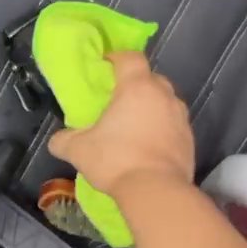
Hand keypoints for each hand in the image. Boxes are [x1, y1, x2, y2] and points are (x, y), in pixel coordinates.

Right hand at [47, 51, 194, 198]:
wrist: (156, 190)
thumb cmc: (115, 159)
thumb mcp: (77, 150)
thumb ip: (64, 140)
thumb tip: (57, 140)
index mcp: (136, 88)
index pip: (130, 58)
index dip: (116, 57)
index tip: (105, 65)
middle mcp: (163, 96)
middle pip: (151, 78)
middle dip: (135, 84)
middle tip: (118, 99)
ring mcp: (180, 117)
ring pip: (165, 101)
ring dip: (150, 106)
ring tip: (133, 124)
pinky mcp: (189, 138)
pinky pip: (173, 124)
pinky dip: (161, 128)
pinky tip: (147, 145)